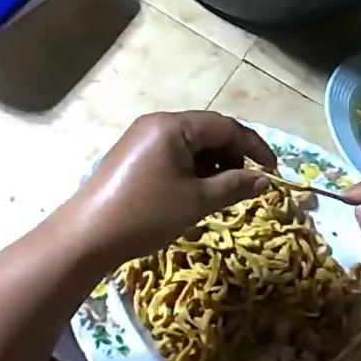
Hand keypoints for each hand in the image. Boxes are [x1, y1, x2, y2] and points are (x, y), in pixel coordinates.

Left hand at [61, 111, 276, 265]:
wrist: (87, 236)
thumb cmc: (146, 214)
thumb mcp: (196, 202)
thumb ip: (234, 186)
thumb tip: (265, 180)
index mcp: (173, 126)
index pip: (225, 126)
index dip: (253, 146)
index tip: (273, 171)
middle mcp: (157, 123)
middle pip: (207, 130)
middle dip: (233, 154)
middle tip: (249, 183)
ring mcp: (142, 137)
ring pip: (190, 143)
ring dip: (213, 162)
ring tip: (225, 191)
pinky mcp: (133, 154)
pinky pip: (173, 152)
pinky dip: (192, 167)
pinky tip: (198, 191)